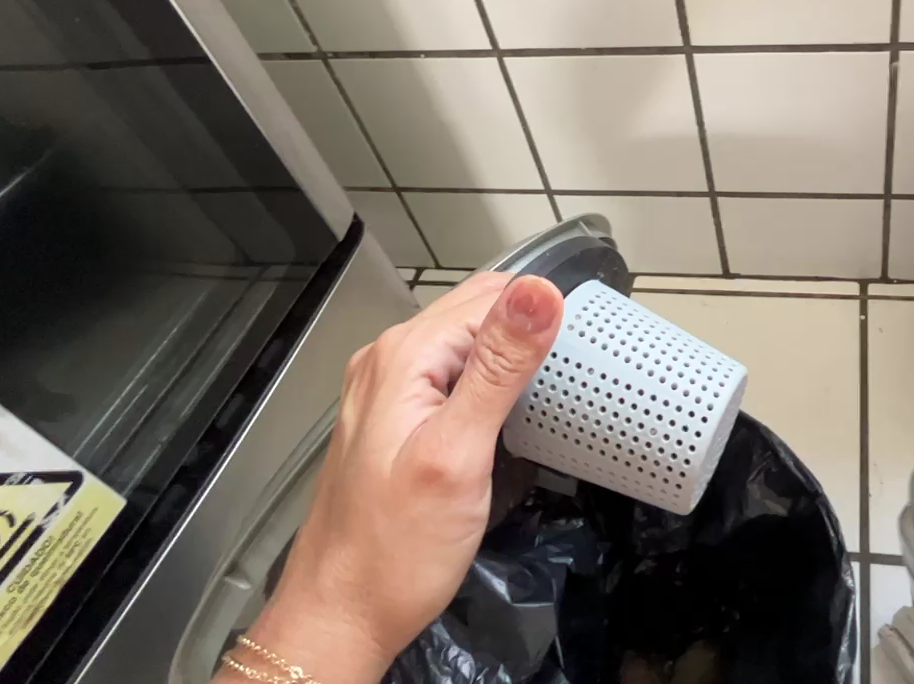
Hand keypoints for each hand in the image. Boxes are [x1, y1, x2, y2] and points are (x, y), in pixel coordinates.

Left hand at [224, 273, 563, 683]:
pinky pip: (453, 367)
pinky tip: (509, 406)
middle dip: (527, 327)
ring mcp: (387, 386)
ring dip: (511, 351)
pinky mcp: (395, 413)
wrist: (338, 620)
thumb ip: (501, 367)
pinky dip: (489, 374)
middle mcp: (390, 358)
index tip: (576, 355)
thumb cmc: (397, 549)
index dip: (539, 318)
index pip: (493, 297)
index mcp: (405, 354)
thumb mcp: (458, 452)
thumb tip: (540, 292)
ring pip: (467, 337)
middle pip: (478, 310)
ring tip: (546, 390)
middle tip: (568, 373)